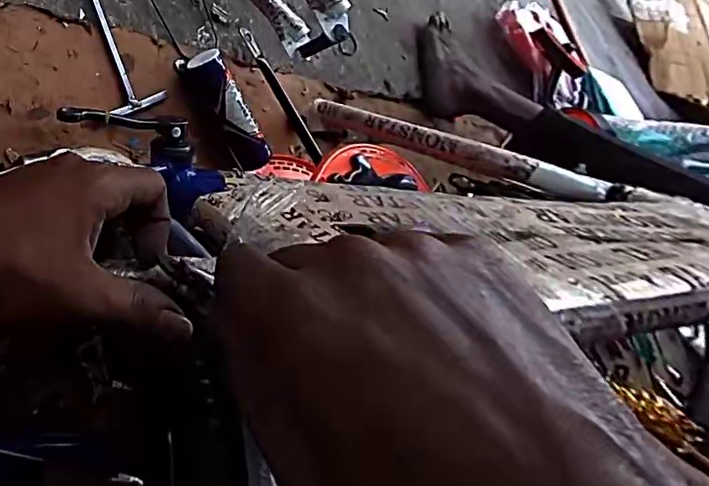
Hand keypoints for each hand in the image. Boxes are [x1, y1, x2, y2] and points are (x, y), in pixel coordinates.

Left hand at [0, 152, 189, 338]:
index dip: (162, 228)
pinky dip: (71, 232)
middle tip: (121, 276)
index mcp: (93, 179)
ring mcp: (39, 175)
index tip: (147, 267)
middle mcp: (69, 167)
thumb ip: (136, 307)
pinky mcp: (16, 190)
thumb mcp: (79, 292)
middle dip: (133, 235)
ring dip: (101, 237)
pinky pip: (61, 204)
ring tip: (86, 278)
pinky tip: (51, 267)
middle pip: (124, 192)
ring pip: (91, 200)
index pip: (154, 185)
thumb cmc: (8, 264)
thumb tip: (183, 326)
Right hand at [214, 232, 702, 485]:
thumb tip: (238, 334)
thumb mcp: (305, 457)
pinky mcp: (473, 254)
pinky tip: (461, 348)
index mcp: (290, 308)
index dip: (248, 299)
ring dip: (374, 297)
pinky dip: (430, 292)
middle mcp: (343, 262)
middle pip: (302, 263)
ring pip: (364, 260)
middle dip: (314, 304)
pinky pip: (425, 259)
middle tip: (354, 365)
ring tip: (421, 363)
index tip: (263, 322)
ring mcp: (413, 251)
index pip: (235, 265)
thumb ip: (253, 377)